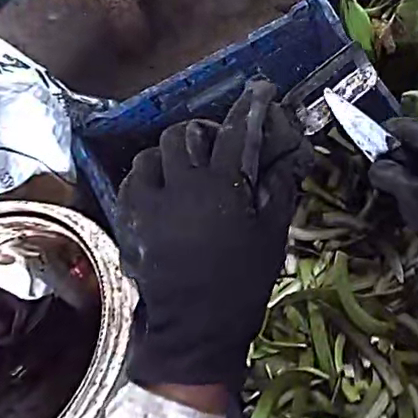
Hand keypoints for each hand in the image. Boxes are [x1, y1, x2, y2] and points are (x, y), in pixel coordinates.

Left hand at [116, 80, 309, 389]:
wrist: (199, 327)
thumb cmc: (243, 280)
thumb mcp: (272, 233)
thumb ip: (279, 189)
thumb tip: (287, 158)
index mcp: (222, 187)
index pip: (236, 132)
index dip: (249, 107)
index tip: (259, 91)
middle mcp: (182, 187)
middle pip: (182, 135)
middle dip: (199, 133)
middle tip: (213, 145)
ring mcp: (151, 205)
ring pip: (149, 157)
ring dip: (168, 155)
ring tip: (182, 168)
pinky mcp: (131, 224)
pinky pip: (130, 185)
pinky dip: (146, 179)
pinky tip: (159, 191)